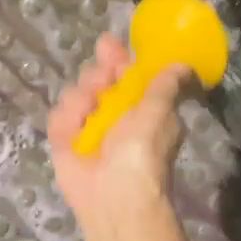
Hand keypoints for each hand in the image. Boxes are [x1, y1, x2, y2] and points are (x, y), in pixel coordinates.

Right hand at [47, 32, 191, 227]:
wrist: (115, 195)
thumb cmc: (143, 151)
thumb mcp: (162, 110)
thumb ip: (166, 84)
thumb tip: (182, 65)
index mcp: (142, 109)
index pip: (127, 76)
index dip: (118, 59)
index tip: (109, 45)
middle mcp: (114, 118)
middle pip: (97, 81)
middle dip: (98, 74)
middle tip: (101, 78)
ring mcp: (87, 131)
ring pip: (76, 95)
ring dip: (82, 95)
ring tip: (90, 106)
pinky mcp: (64, 144)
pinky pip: (58, 119)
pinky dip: (66, 118)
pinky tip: (75, 123)